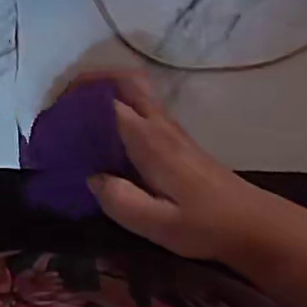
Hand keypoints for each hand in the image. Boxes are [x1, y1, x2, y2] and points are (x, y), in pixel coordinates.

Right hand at [82, 73, 292, 262]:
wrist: (253, 226)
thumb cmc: (205, 225)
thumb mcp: (157, 224)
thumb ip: (119, 200)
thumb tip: (92, 177)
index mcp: (150, 140)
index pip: (109, 102)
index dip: (78, 102)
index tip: (53, 118)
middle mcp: (159, 125)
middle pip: (125, 79)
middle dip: (90, 81)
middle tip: (62, 104)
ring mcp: (169, 129)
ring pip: (133, 89)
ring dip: (102, 92)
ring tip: (74, 116)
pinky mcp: (173, 139)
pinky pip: (139, 107)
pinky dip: (114, 107)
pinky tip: (100, 136)